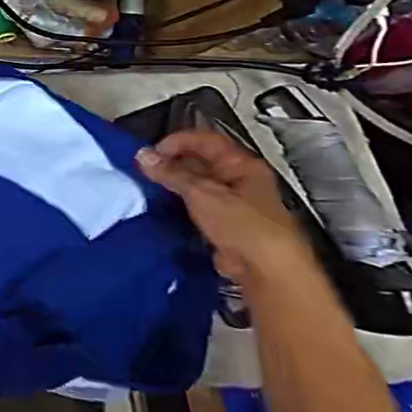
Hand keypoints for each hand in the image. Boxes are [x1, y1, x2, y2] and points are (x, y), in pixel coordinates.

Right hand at [136, 129, 316, 286]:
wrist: (265, 271)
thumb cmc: (244, 226)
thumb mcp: (203, 193)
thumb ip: (172, 174)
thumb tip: (145, 157)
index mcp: (243, 164)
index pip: (206, 141)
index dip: (178, 142)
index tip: (153, 151)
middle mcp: (241, 182)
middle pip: (202, 163)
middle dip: (174, 164)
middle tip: (147, 170)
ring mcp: (234, 206)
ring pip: (199, 188)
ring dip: (176, 187)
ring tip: (150, 188)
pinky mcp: (226, 229)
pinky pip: (199, 211)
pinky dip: (181, 209)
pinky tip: (163, 212)